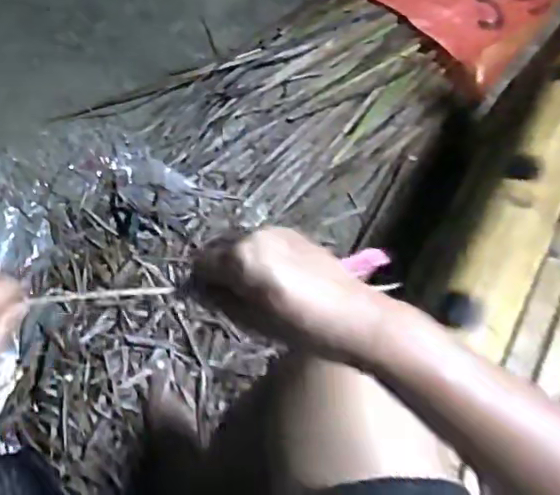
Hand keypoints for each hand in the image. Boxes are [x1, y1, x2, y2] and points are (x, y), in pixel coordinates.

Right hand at [191, 227, 398, 363]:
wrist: (359, 318)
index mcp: (239, 257)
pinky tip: (276, 275)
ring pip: (241, 242)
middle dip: (219, 266)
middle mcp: (251, 235)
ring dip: (239, 258)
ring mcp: (272, 230)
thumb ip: (222, 300)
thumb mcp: (255, 322)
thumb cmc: (304, 328)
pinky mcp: (291, 232)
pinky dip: (259, 253)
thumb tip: (203, 289)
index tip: (208, 296)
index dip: (201, 280)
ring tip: (255, 285)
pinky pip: (262, 240)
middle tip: (230, 293)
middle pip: (219, 247)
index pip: (201, 262)